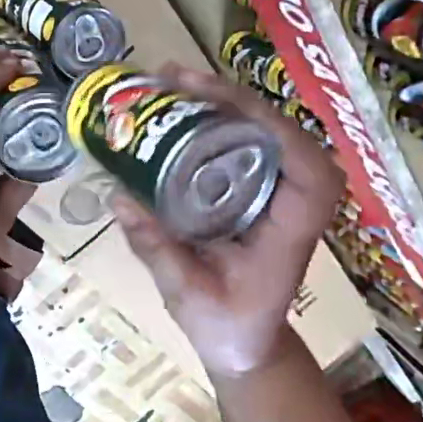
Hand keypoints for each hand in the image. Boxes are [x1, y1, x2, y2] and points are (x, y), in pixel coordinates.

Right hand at [111, 63, 344, 377]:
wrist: (246, 343)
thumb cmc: (228, 325)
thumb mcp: (187, 294)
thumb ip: (156, 249)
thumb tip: (117, 196)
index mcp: (292, 227)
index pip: (305, 164)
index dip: (268, 123)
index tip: (215, 101)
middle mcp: (292, 199)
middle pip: (280, 131)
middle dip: (231, 97)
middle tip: (175, 78)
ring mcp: (276, 189)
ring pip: (262, 129)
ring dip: (220, 100)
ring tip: (169, 81)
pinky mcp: (256, 186)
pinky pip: (244, 140)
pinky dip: (214, 117)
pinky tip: (177, 106)